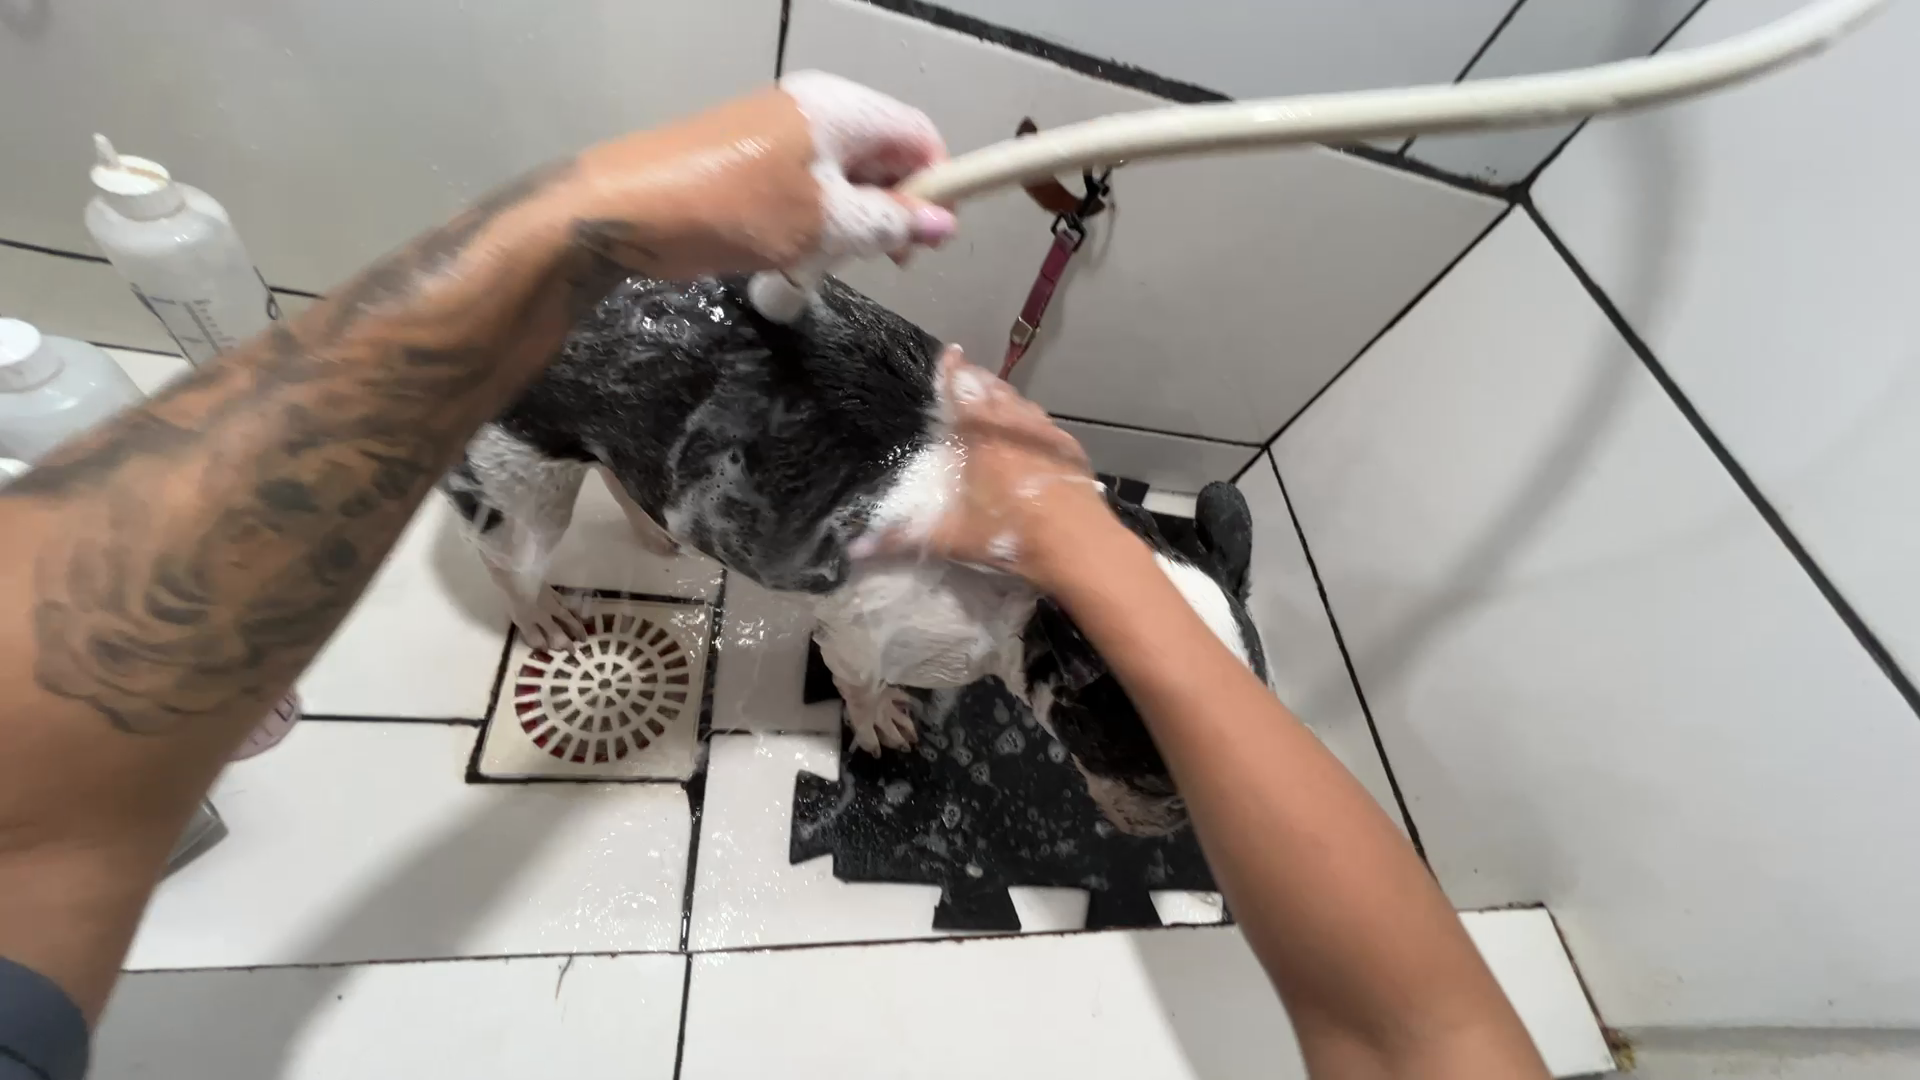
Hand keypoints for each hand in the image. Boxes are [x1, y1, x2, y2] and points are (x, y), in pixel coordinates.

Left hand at [564, 71, 956, 279]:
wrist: (635, 209)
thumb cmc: (741, 208)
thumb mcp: (829, 223)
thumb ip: (892, 222)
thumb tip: (944, 224)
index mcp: (842, 108)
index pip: (918, 134)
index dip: (938, 183)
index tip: (930, 237)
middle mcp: (818, 111)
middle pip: (887, 155)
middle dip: (896, 209)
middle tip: (888, 261)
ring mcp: (786, 135)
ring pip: (851, 179)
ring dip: (859, 223)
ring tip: (839, 259)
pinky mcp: (760, 163)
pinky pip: (815, 190)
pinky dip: (824, 223)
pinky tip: (807, 253)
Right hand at [851, 348, 1116, 588]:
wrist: (1078, 544)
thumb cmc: (1009, 532)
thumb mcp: (952, 538)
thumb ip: (902, 538)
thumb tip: (853, 550)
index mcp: (981, 435)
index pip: (961, 388)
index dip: (951, 368)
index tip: (948, 351)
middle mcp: (1013, 423)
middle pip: (992, 388)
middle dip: (976, 380)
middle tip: (964, 378)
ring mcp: (1045, 433)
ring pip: (1020, 402)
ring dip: (1003, 397)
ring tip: (993, 400)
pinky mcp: (1069, 449)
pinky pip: (1042, 424)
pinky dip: (1029, 421)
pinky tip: (1028, 434)